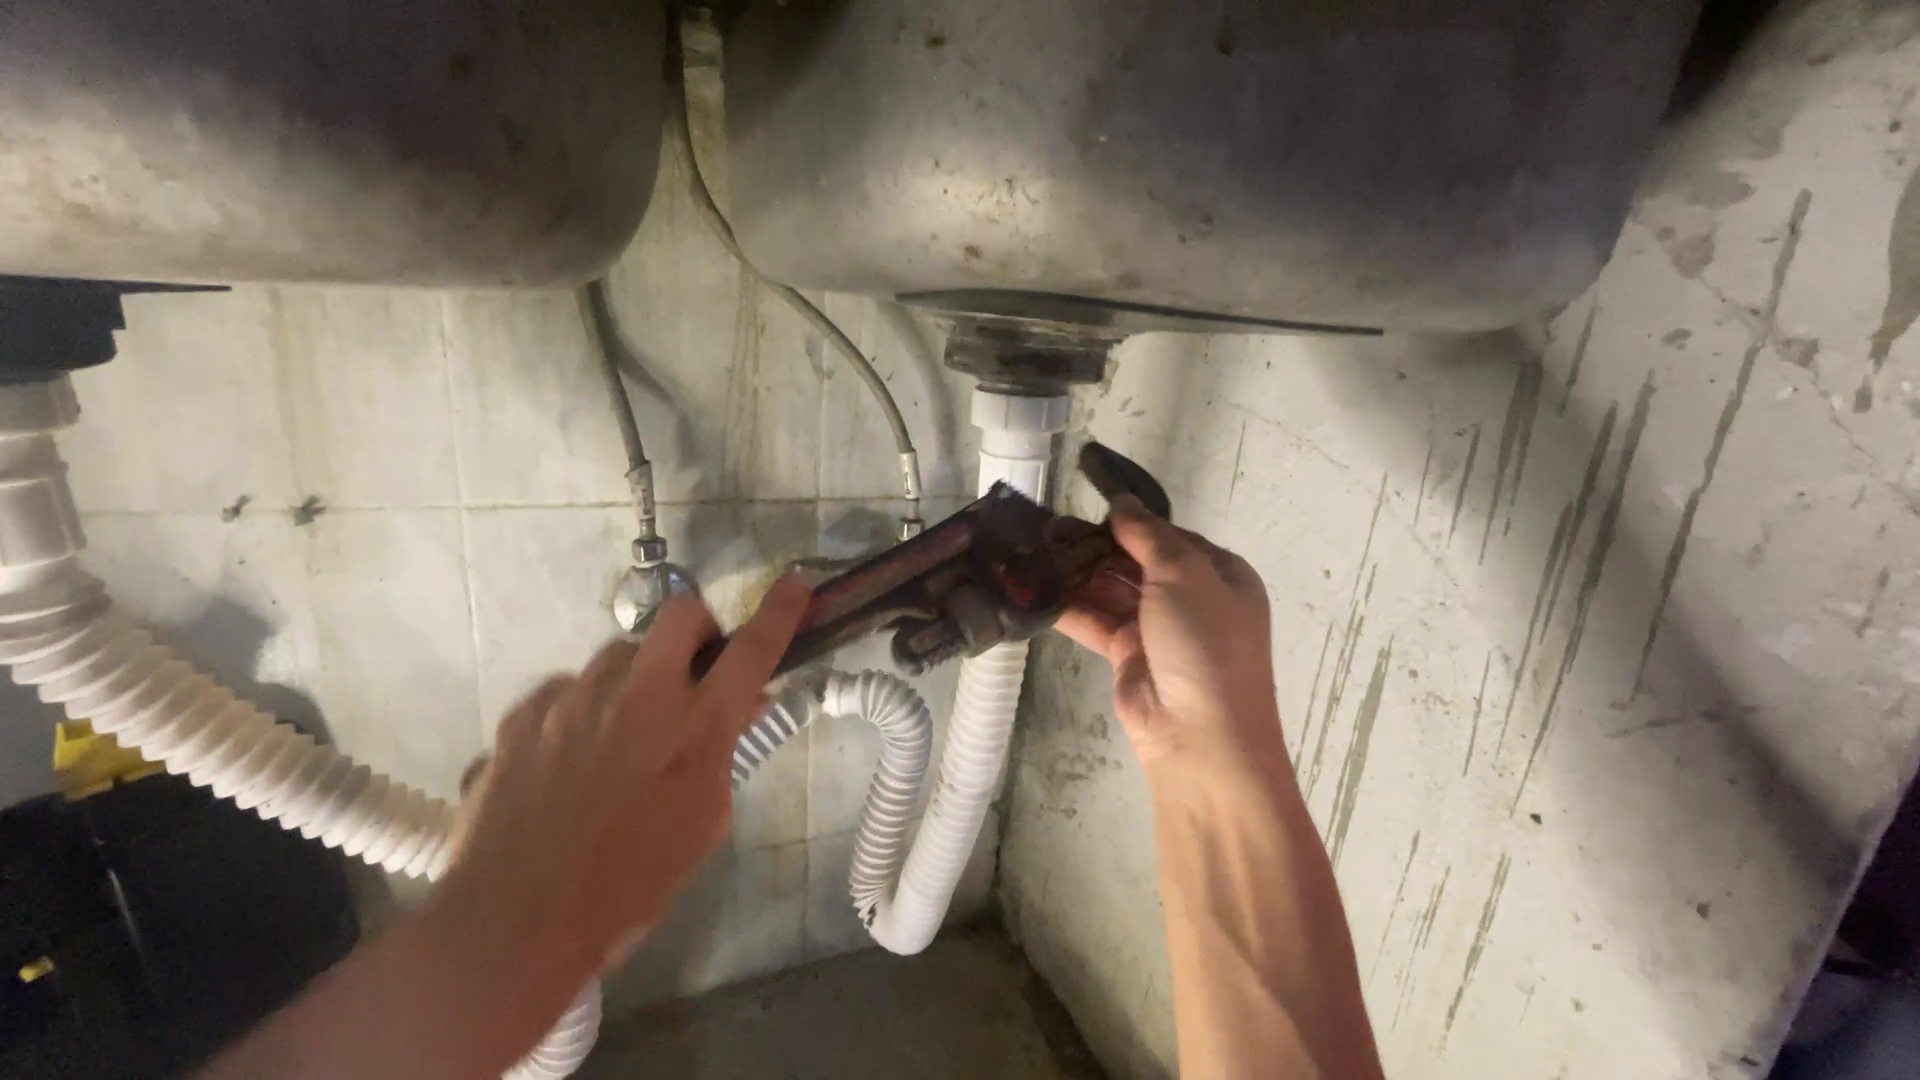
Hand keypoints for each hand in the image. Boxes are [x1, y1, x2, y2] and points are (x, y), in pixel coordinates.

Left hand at [440, 575, 811, 972]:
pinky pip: (565, 688)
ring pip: (618, 653)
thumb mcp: (705, 820)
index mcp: (697, 726)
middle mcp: (639, 695)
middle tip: (691, 669)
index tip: (795, 583)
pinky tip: (569, 756)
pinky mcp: (524, 715)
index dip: (781, 611)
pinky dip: (580, 709)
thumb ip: (724, 751)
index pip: (753, 649)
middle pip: (680, 614)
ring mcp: (574, 698)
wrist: (517, 924)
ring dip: (633, 678)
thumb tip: (743, 707)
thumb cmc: (634, 885)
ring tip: (619, 732)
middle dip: (696, 628)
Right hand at [1055, 497, 1283, 773]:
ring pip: (1112, 591)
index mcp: (1220, 575)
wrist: (1201, 736)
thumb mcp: (1184, 576)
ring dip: (1078, 574)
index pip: (1169, 537)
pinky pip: (1096, 622)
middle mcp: (1190, 599)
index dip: (1131, 522)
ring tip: (1035, 552)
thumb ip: (1149, 536)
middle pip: (1136, 562)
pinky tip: (1037, 590)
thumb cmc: (1204, 644)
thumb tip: (1122, 501)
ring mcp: (1158, 629)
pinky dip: (1070, 607)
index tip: (1088, 506)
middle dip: (1096, 546)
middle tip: (1049, 529)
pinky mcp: (1127, 656)